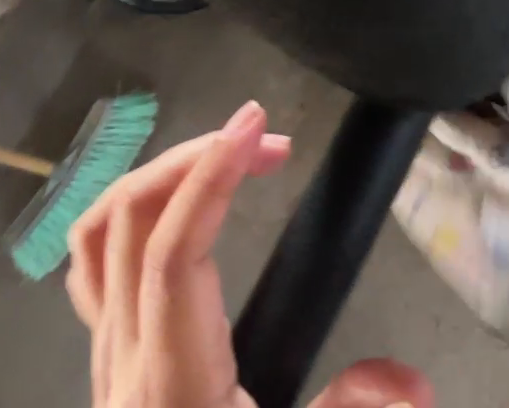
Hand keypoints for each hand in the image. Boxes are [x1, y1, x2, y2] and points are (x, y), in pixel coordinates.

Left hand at [67, 100, 288, 407]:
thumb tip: (411, 381)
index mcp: (170, 380)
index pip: (172, 255)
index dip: (209, 181)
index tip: (256, 128)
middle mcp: (123, 355)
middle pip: (126, 223)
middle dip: (194, 159)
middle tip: (268, 142)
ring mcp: (105, 352)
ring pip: (99, 234)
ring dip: (162, 175)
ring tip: (229, 157)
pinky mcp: (108, 353)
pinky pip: (96, 260)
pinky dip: (136, 208)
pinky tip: (185, 205)